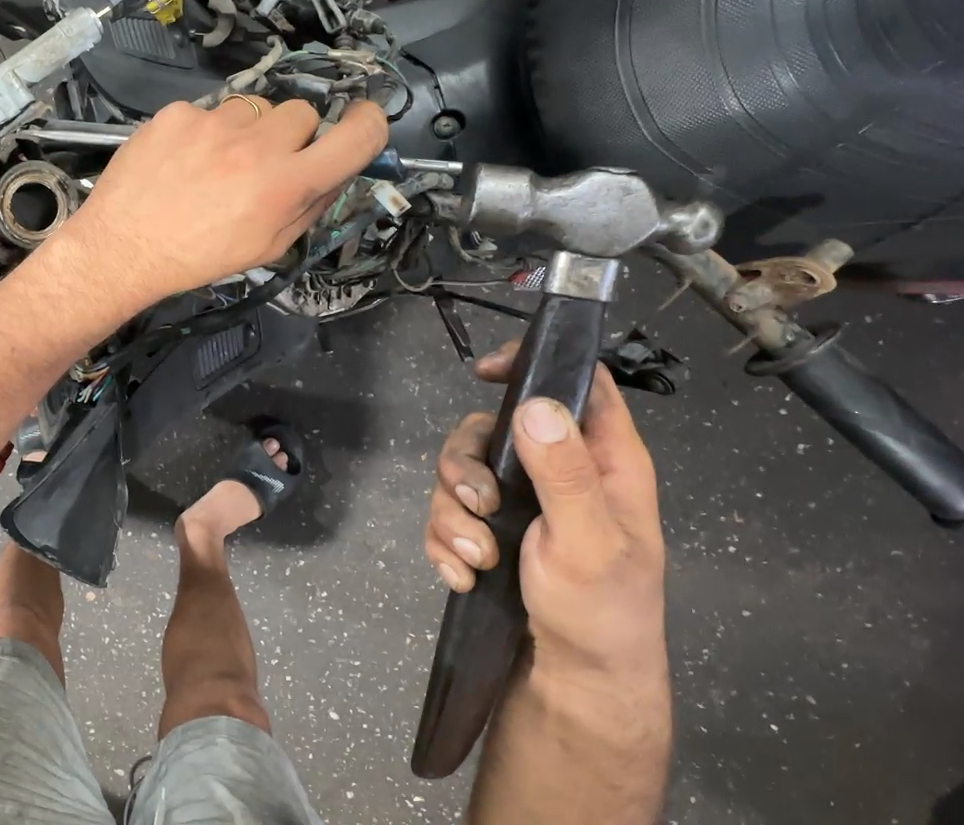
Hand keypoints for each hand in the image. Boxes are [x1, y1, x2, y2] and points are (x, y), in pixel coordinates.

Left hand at [60, 95, 386, 307]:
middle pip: (302, 113)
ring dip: (245, 131)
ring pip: (253, 109)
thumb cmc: (198, 257)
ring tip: (213, 165)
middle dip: (290, 137)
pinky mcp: (177, 113)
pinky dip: (201, 131)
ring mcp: (213, 124)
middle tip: (261, 165)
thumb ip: (309, 206)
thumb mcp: (267, 248)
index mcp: (286, 185)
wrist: (122, 248)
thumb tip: (336, 170)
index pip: (358, 135)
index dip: (369, 124)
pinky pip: (207, 111)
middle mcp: (257, 146)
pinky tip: (181, 160)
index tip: (359, 124)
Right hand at [424, 342, 668, 684]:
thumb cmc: (602, 611)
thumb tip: (535, 403)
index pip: (578, 385)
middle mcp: (555, 472)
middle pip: (490, 428)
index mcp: (601, 462)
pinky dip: (443, 542)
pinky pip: (444, 513)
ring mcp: (517, 502)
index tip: (484, 373)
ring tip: (474, 560)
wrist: (572, 679)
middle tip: (478, 505)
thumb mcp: (589, 542)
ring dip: (452, 516)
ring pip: (457, 472)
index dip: (533, 365)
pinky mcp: (485, 530)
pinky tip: (461, 574)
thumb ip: (564, 473)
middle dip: (465, 466)